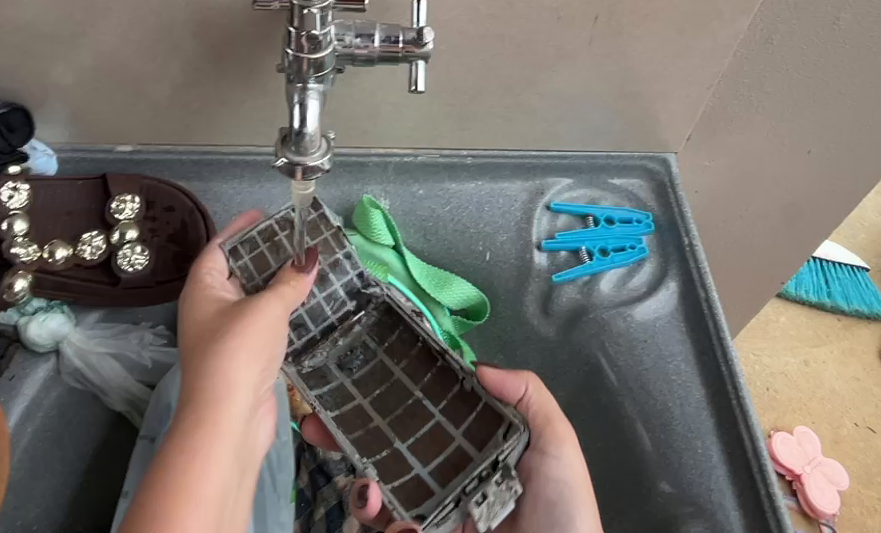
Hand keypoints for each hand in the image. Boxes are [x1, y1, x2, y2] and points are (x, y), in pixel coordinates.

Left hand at [175, 209, 319, 460]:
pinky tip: (303, 303)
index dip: (239, 229)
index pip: (219, 247)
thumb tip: (310, 258)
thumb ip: (290, 281)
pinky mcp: (242, 358)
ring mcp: (225, 335)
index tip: (263, 215)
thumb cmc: (238, 352)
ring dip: (275, 284)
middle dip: (263, 255)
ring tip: (305, 265)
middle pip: (236, 271)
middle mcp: (208, 308)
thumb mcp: (267, 308)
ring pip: (252, 299)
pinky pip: (262, 323)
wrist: (228, 421)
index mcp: (203, 288)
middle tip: (294, 238)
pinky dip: (280, 311)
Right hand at [304, 365, 604, 532]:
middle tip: (317, 425)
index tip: (356, 380)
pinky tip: (405, 528)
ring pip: (378, 496)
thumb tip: (477, 365)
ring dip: (360, 488)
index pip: (423, 415)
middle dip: (346, 436)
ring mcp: (433, 518)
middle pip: (386, 451)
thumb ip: (527, 396)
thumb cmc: (564, 511)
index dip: (390, 398)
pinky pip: (393, 531)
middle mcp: (445, 478)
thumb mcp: (557, 446)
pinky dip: (390, 527)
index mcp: (471, 447)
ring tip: (367, 493)